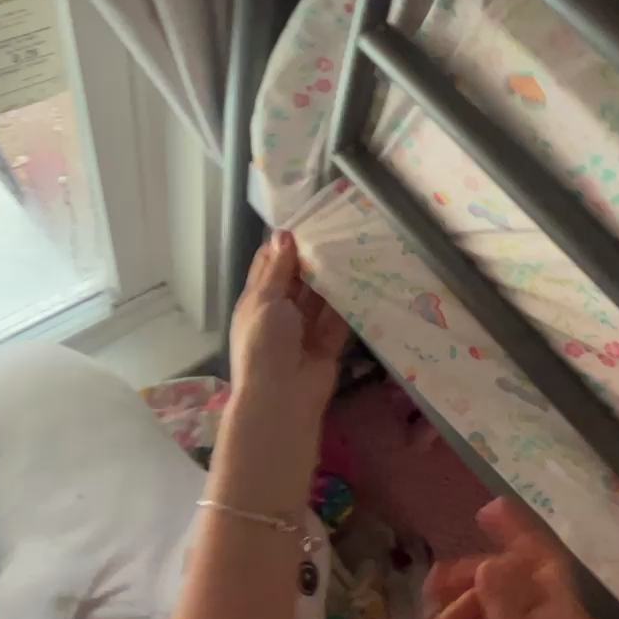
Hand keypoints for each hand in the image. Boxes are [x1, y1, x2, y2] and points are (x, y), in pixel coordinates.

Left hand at [229, 230, 348, 415]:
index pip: (269, 265)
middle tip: (339, 230)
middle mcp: (280, 312)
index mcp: (257, 301)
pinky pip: (339, 318)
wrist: (281, 397)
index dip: (284, 245)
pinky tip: (362, 278)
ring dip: (333, 278)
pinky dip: (348, 302)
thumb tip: (282, 234)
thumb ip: (278, 269)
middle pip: (297, 279)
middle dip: (313, 258)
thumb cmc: (264, 344)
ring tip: (354, 247)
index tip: (307, 222)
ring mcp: (304, 329)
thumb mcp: (265, 300)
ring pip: (320, 297)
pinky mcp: (327, 343)